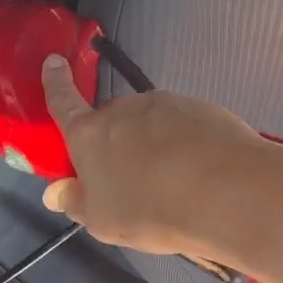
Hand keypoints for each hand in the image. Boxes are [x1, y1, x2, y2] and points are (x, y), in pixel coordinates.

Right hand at [40, 54, 282, 258]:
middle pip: (109, 121)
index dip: (55, 82)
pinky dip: (182, 143)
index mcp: (88, 134)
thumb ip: (75, 202)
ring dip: (150, 143)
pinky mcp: (200, 108)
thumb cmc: (150, 209)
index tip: (53, 62)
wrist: (229, 194)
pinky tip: (198, 171)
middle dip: (114, 141)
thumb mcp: (101, 221)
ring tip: (171, 181)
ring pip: (147, 123)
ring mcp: (163, 104)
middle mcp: (122, 109)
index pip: (62, 101)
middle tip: (129, 177)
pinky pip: (181, 125)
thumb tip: (56, 191)